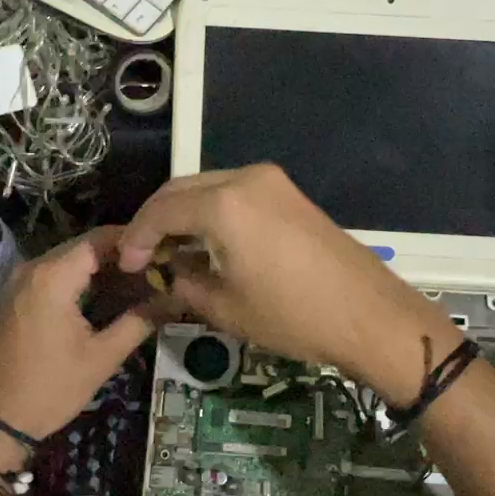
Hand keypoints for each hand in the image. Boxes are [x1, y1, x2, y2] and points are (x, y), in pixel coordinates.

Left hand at [0, 227, 156, 449]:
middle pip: (85, 245)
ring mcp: (22, 281)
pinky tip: (109, 293)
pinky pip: (56, 273)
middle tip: (158, 266)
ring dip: (103, 266)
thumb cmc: (52, 388)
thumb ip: (140, 321)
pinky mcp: (18, 296)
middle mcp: (34, 268)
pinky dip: (82, 277)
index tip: (165, 250)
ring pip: (71, 258)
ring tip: (141, 279)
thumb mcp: (103, 356)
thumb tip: (174, 299)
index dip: (134, 240)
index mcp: (53, 277)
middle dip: (121, 253)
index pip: (100, 239)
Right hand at [117, 165, 460, 402]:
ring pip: (208, 187)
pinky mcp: (289, 193)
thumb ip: (183, 283)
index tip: (126, 265)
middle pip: (181, 189)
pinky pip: (235, 193)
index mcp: (224, 205)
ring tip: (170, 252)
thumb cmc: (293, 317)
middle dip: (156, 220)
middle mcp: (245, 179)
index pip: (161, 210)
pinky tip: (205, 241)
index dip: (137, 238)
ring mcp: (272, 182)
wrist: (368, 315)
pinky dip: (211, 212)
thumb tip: (166, 272)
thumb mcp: (225, 308)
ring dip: (183, 214)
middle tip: (143, 257)